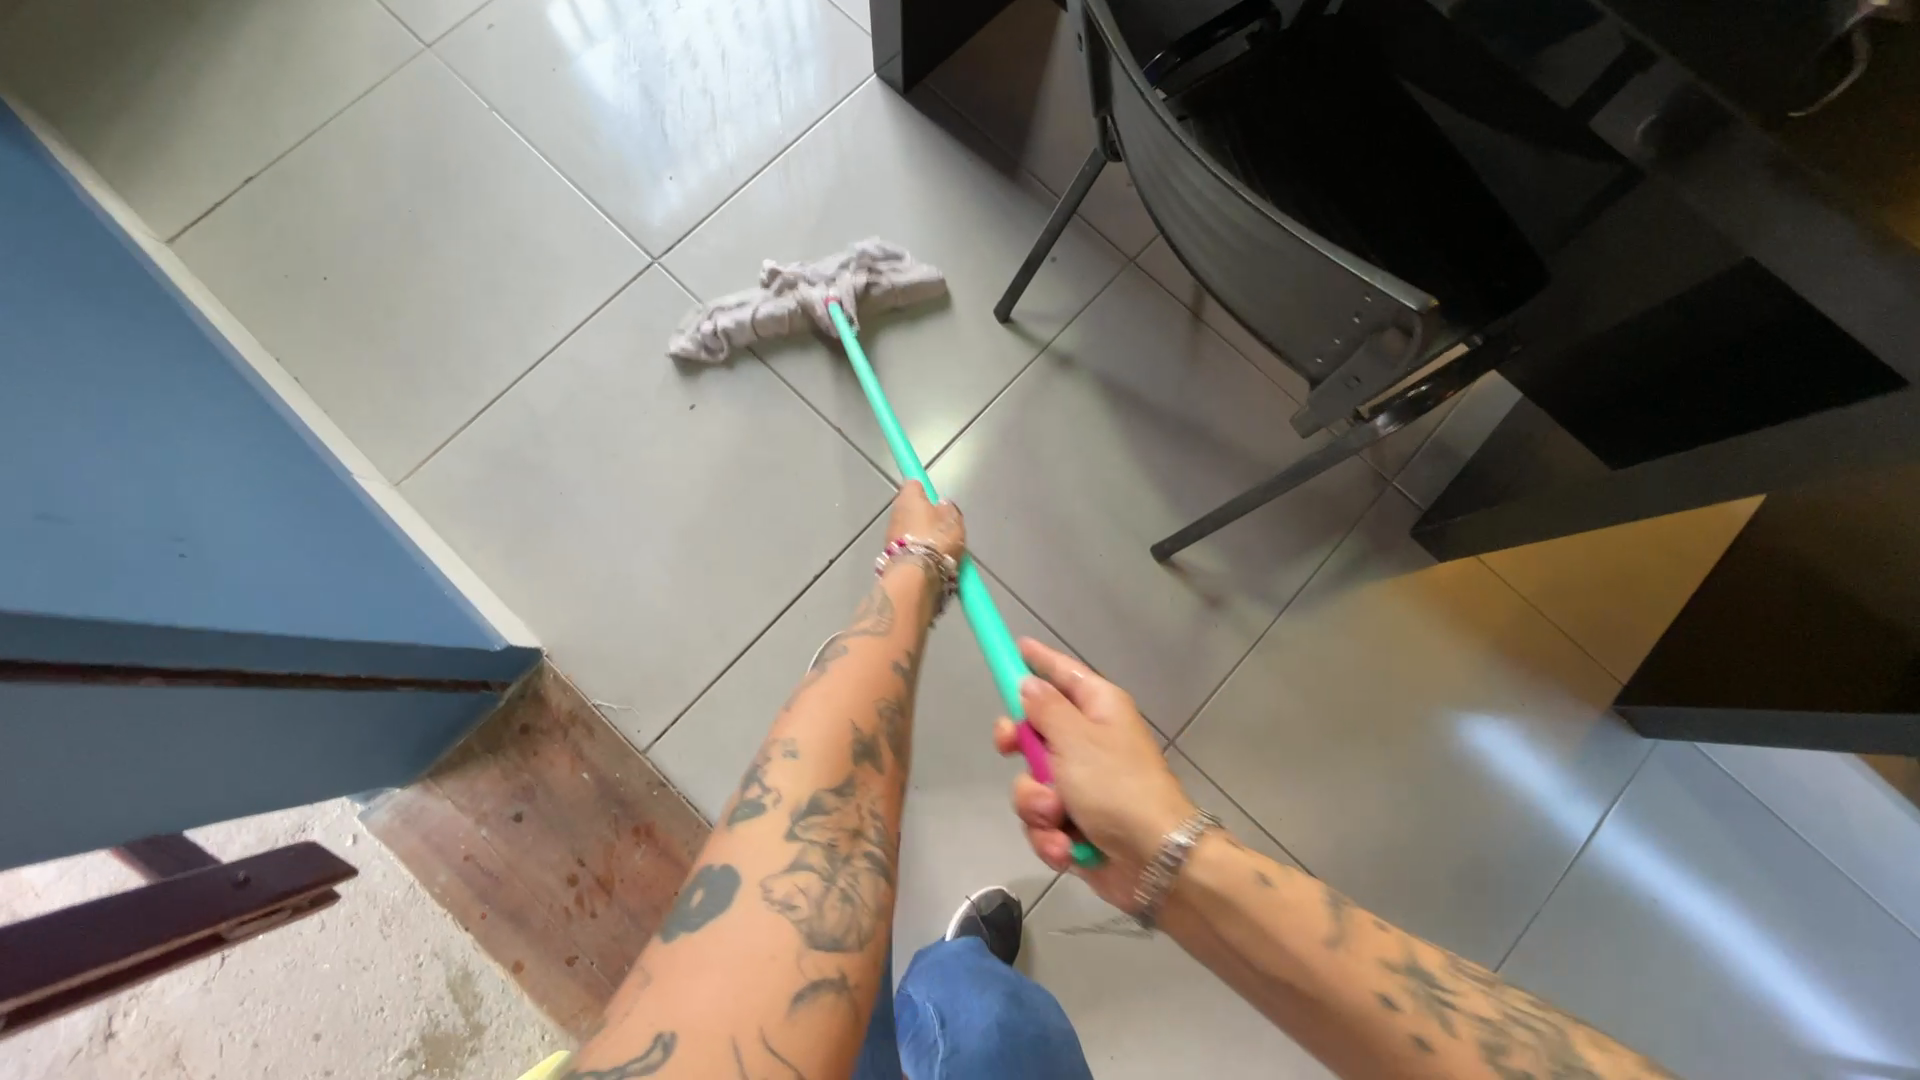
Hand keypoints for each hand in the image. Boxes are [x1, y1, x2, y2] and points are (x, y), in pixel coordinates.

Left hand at [886, 480, 964, 560]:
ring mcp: (889, 534)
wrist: (915, 576)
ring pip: (907, 529)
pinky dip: (915, 551)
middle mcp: (895, 511)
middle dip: (922, 515)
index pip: (914, 484)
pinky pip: (906, 547)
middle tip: (941, 527)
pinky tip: (928, 561)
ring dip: (918, 535)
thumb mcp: (954, 520)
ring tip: (937, 548)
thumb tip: (942, 505)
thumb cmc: (936, 540)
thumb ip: (948, 509)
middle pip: (910, 508)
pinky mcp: (889, 554)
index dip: (925, 490)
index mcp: (909, 497)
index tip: (935, 500)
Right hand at [994, 639, 1197, 912]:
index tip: (1014, 648)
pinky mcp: (1075, 824)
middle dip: (1019, 748)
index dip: (1037, 661)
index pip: (1062, 673)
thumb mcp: (1076, 739)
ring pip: (1032, 782)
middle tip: (1009, 750)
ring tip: (1057, 818)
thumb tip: (1029, 684)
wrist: (1157, 861)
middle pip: (1034, 730)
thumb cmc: (1117, 787)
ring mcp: (1081, 785)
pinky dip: (1050, 836)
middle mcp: (1089, 741)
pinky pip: (1042, 821)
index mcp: (1098, 709)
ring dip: (1037, 805)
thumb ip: (1045, 709)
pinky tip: (1066, 848)